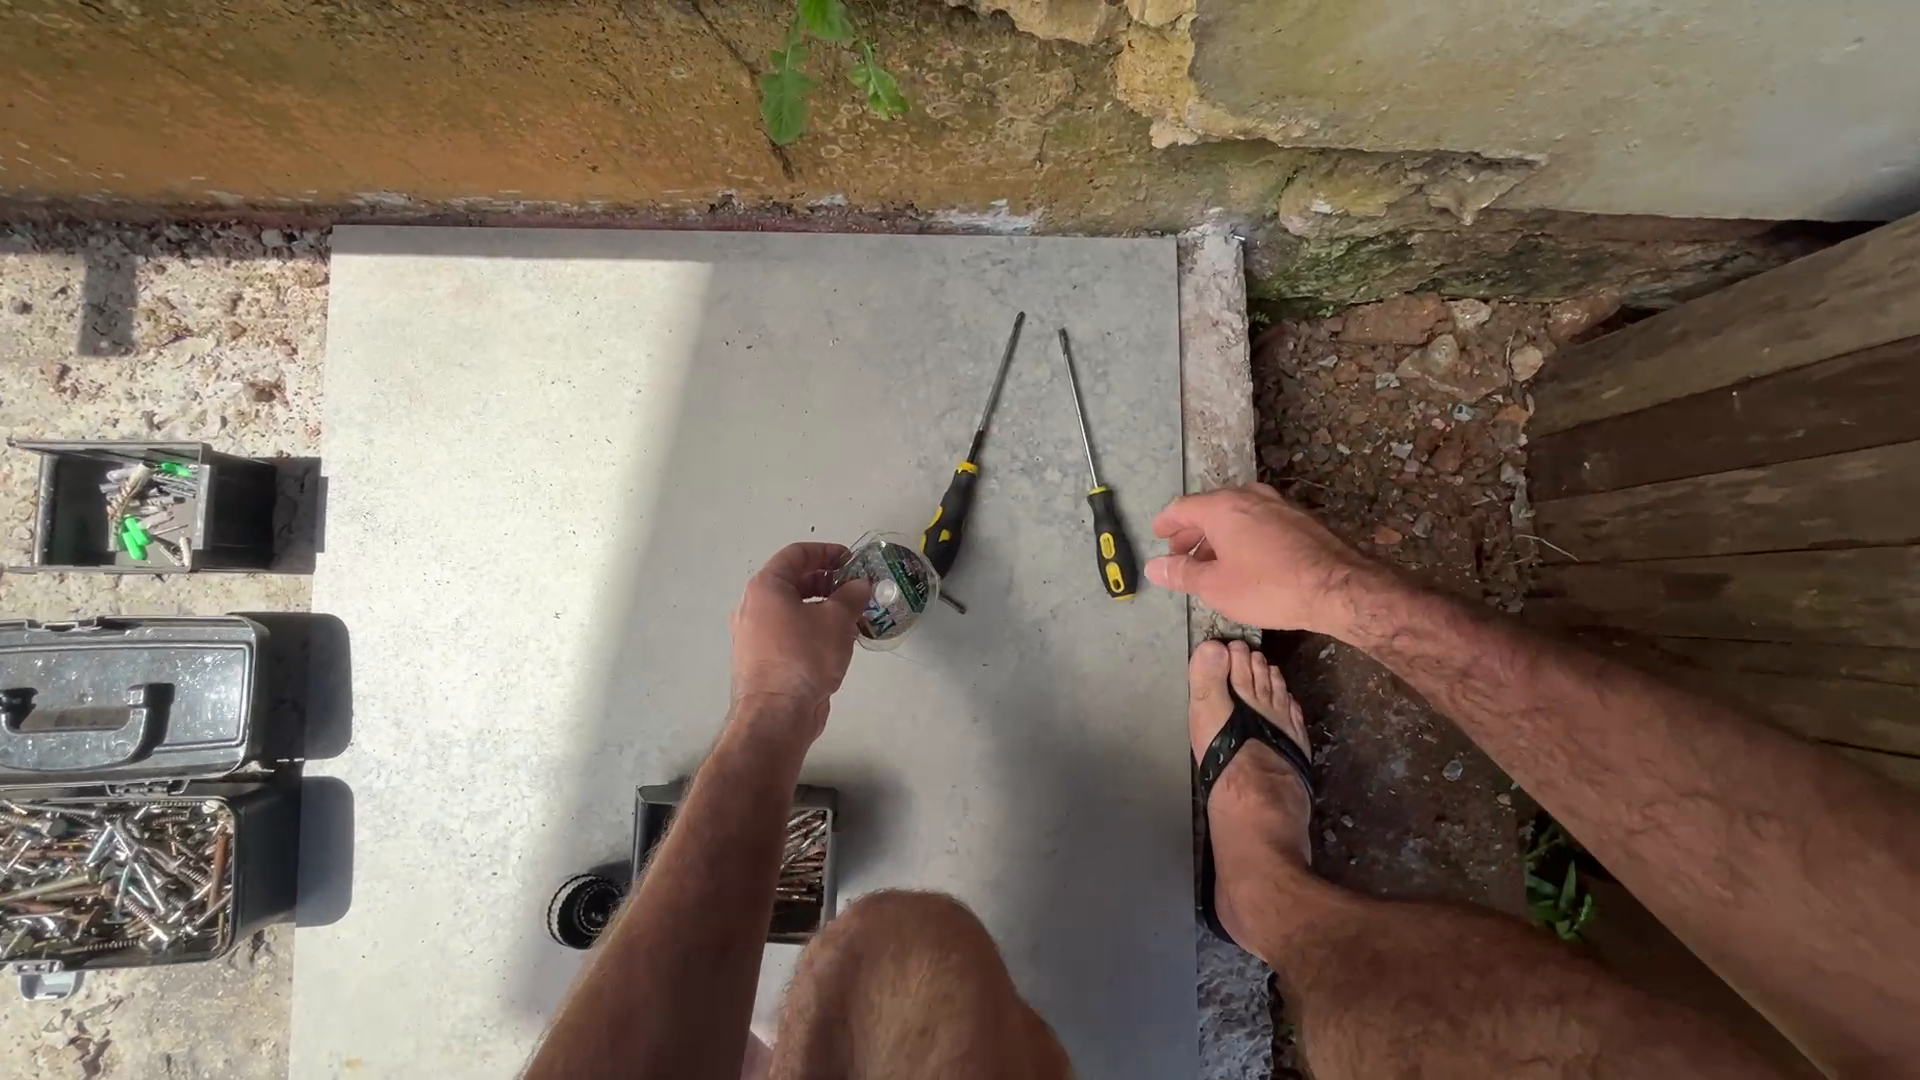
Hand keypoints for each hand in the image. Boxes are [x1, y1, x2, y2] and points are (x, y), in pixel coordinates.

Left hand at [728, 543, 870, 740]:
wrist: (777, 714)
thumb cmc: (805, 657)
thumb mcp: (837, 620)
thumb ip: (852, 595)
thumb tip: (860, 585)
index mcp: (765, 587)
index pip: (796, 554)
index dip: (827, 552)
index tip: (851, 561)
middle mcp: (753, 606)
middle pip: (792, 580)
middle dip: (826, 580)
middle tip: (854, 588)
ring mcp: (753, 634)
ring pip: (791, 608)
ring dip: (821, 606)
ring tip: (850, 616)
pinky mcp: (761, 658)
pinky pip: (788, 631)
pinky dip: (811, 627)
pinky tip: (835, 641)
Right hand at [1145, 483, 1389, 636]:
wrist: (1339, 589)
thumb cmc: (1268, 587)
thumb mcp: (1215, 586)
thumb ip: (1182, 573)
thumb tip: (1153, 566)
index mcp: (1223, 507)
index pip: (1182, 507)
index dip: (1166, 522)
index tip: (1158, 535)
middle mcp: (1250, 497)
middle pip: (1210, 508)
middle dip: (1192, 532)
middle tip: (1181, 552)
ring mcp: (1279, 505)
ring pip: (1238, 514)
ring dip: (1219, 535)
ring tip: (1212, 560)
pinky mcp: (1301, 520)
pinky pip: (1260, 521)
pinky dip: (1244, 535)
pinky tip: (1246, 559)